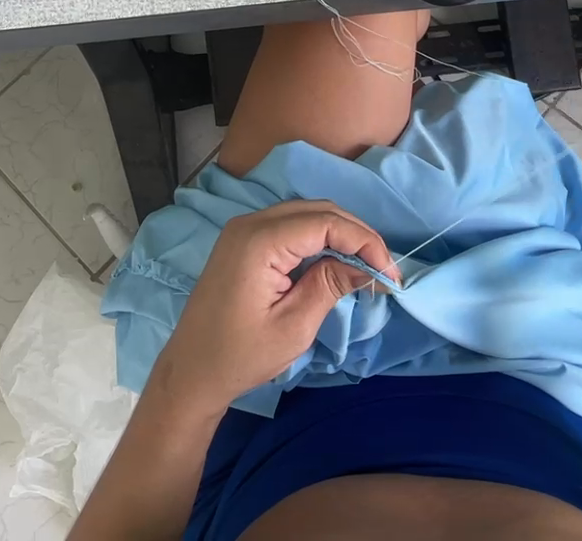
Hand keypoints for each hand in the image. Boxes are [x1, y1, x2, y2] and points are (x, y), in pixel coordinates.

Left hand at [148, 200, 393, 417]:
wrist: (190, 370)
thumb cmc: (240, 355)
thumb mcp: (294, 327)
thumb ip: (329, 286)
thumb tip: (366, 266)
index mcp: (260, 241)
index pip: (325, 222)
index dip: (364, 242)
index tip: (390, 276)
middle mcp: (250, 223)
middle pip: (317, 211)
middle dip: (356, 235)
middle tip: (384, 270)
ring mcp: (244, 230)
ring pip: (305, 215)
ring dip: (339, 234)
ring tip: (367, 267)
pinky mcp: (243, 242)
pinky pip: (289, 227)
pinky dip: (318, 239)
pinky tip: (336, 262)